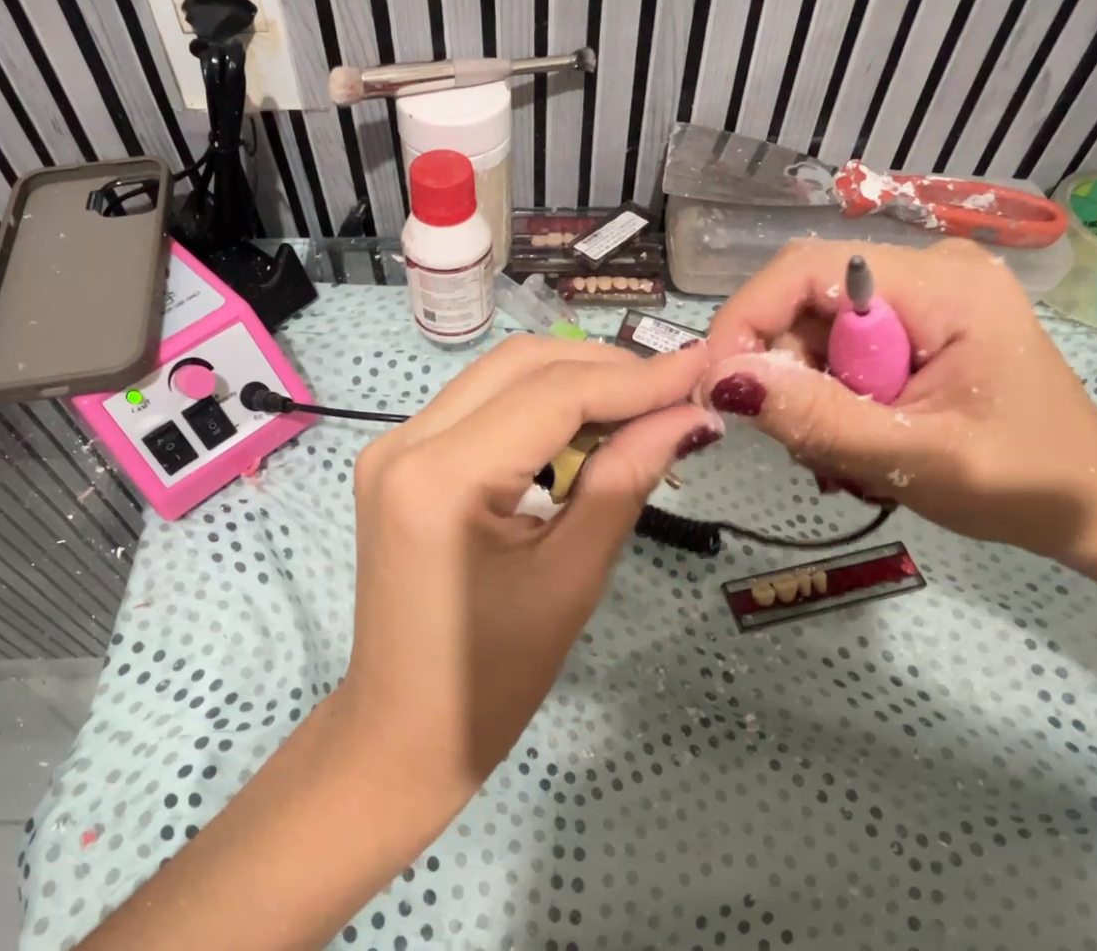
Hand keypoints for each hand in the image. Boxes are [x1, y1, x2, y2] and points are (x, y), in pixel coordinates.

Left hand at [345, 335, 718, 797]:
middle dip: (605, 370)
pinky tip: (584, 432)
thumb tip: (689, 415)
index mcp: (441, 477)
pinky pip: (477, 409)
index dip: (636, 377)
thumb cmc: (494, 676)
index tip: (704, 367)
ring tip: (642, 410)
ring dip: (572, 383)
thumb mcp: (572, 577)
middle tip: (676, 392)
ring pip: (498, 379)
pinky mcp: (396, 463)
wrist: (404, 731)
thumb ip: (625, 480)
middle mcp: (403, 442)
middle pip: (521, 365)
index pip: (553, 393)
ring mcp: (392, 449)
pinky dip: (535, 410)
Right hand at [701, 239, 1096, 560]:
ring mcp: (924, 298)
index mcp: (944, 286)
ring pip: (815, 330)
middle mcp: (929, 272)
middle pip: (807, 301)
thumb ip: (819, 418)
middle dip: (784, 372)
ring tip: (842, 453)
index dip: (748, 316)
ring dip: (807, 394)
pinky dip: (829, 397)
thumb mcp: (915, 458)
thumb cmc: (1023, 482)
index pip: (809, 268)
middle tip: (799, 441)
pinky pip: (838, 349)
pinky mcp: (917, 327)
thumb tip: (723, 381)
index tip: (717, 384)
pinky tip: (858, 438)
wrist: (1091, 504)